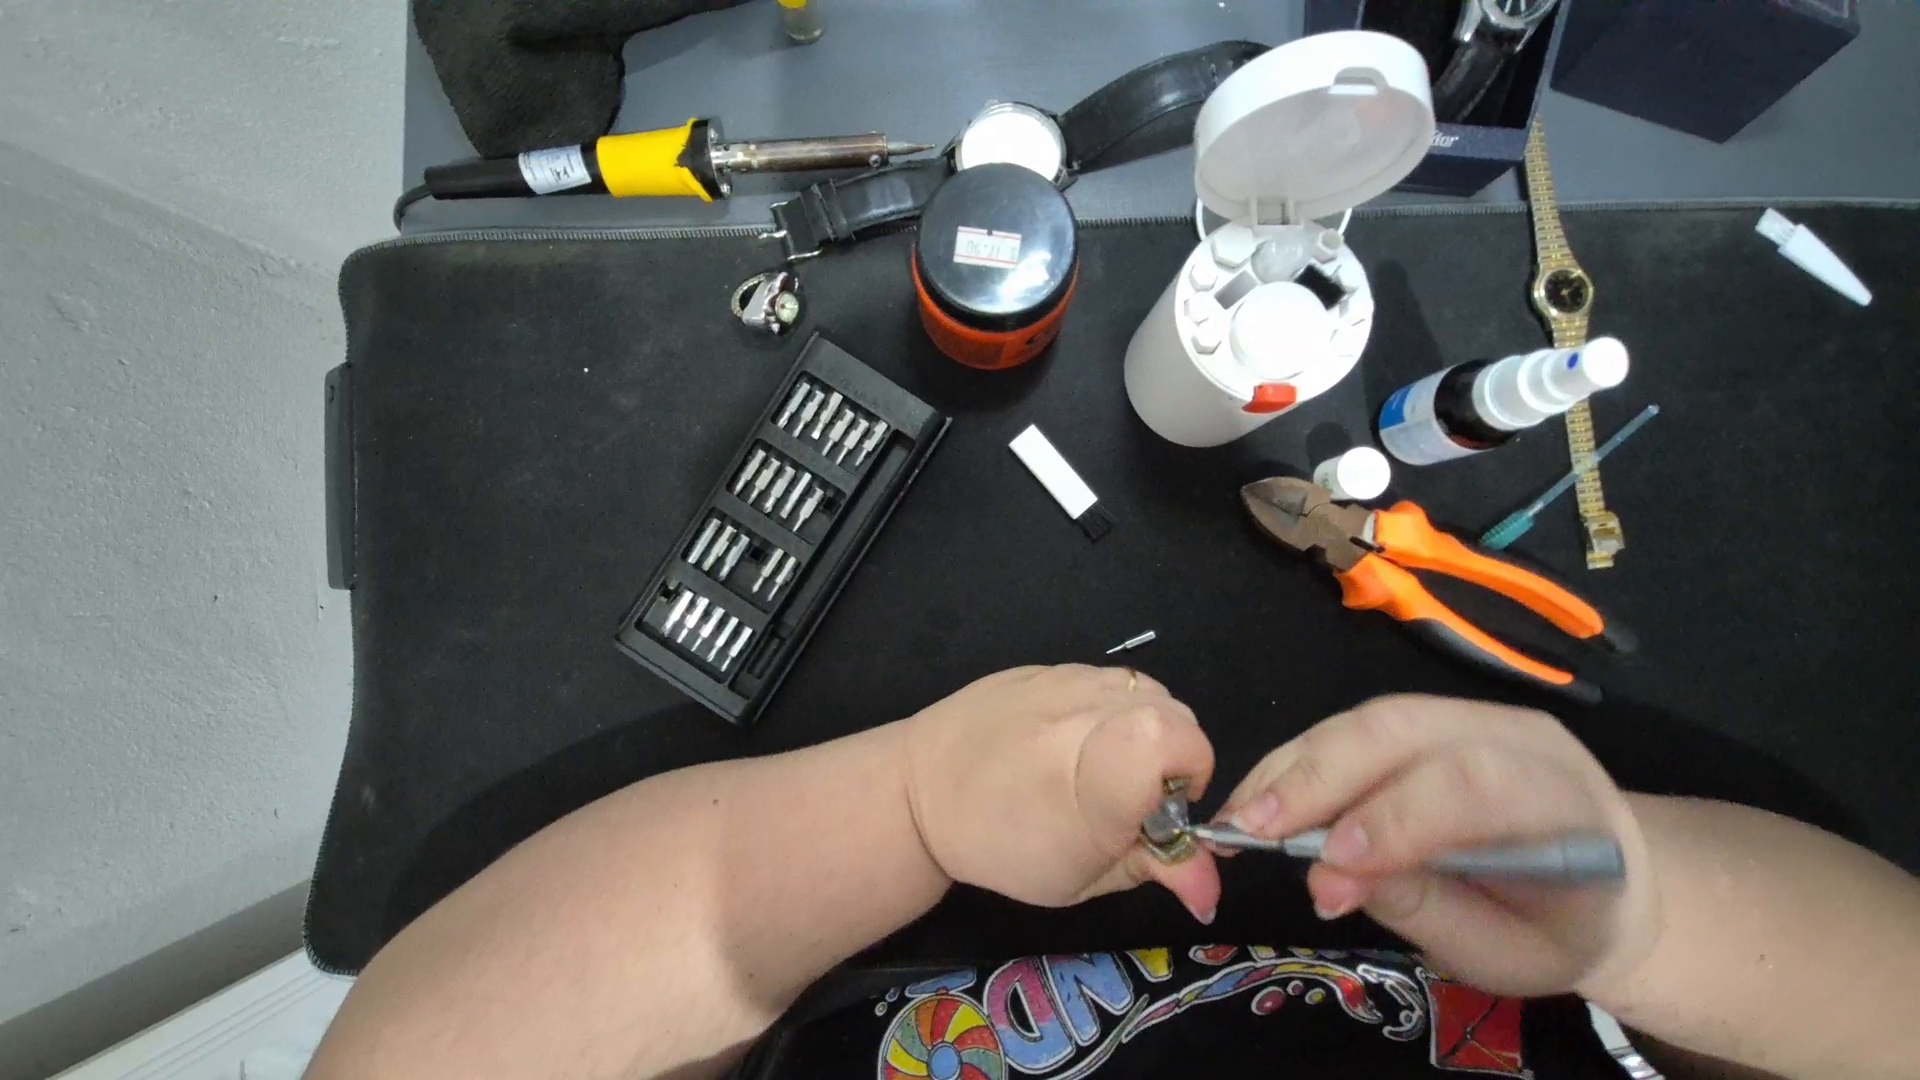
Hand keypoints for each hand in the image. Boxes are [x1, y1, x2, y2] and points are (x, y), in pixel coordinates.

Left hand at [902, 665, 1221, 923]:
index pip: (1186, 742)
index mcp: (1094, 775)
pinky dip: (1107, 707)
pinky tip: (1067, 736)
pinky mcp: (1041, 664)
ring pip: (1144, 689)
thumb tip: (1211, 883)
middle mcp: (1082, 713)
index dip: (1189, 776)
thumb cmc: (1001, 848)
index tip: (1159, 806)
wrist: (921, 790)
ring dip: (1144, 725)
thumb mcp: (1081, 878)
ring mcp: (1060, 678)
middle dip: (1173, 754)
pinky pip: (1103, 677)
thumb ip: (1154, 868)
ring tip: (1099, 761)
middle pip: (1176, 714)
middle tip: (1129, 791)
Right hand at [1213, 695, 1661, 996]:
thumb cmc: (1555, 928)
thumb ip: (1421, 909)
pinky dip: (1293, 763)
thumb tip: (1324, 880)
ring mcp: (1458, 714)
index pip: (1470, 782)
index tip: (1328, 860)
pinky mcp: (1417, 716)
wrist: (1602, 880)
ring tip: (1237, 816)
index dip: (1392, 815)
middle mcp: (1507, 733)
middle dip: (1314, 777)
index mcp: (1561, 797)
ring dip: (1288, 767)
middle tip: (1248, 826)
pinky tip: (1259, 797)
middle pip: (1395, 729)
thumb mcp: (1505, 951)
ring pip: (1357, 721)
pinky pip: (1345, 728)